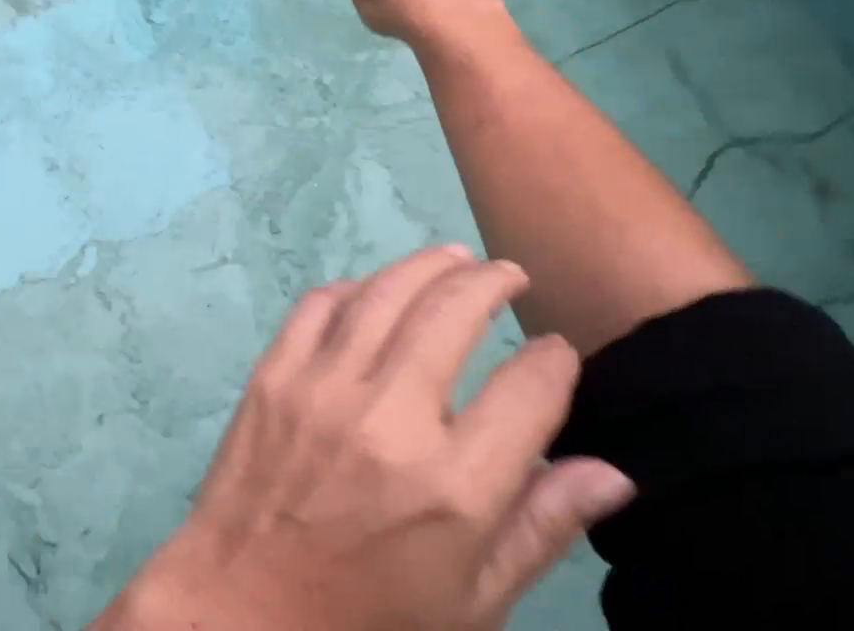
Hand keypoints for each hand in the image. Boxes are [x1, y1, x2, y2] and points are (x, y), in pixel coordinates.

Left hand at [96, 246, 633, 630]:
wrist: (240, 605)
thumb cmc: (366, 616)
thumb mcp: (471, 601)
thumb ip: (539, 528)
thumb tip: (612, 472)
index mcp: (453, 486)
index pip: (529, 391)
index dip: (556, 360)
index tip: (560, 351)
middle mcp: (389, 419)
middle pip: (452, 314)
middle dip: (490, 283)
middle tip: (508, 274)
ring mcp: (322, 388)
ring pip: (384, 294)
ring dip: (426, 266)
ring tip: (454, 257)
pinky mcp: (272, 375)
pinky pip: (317, 307)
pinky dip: (352, 287)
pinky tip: (373, 289)